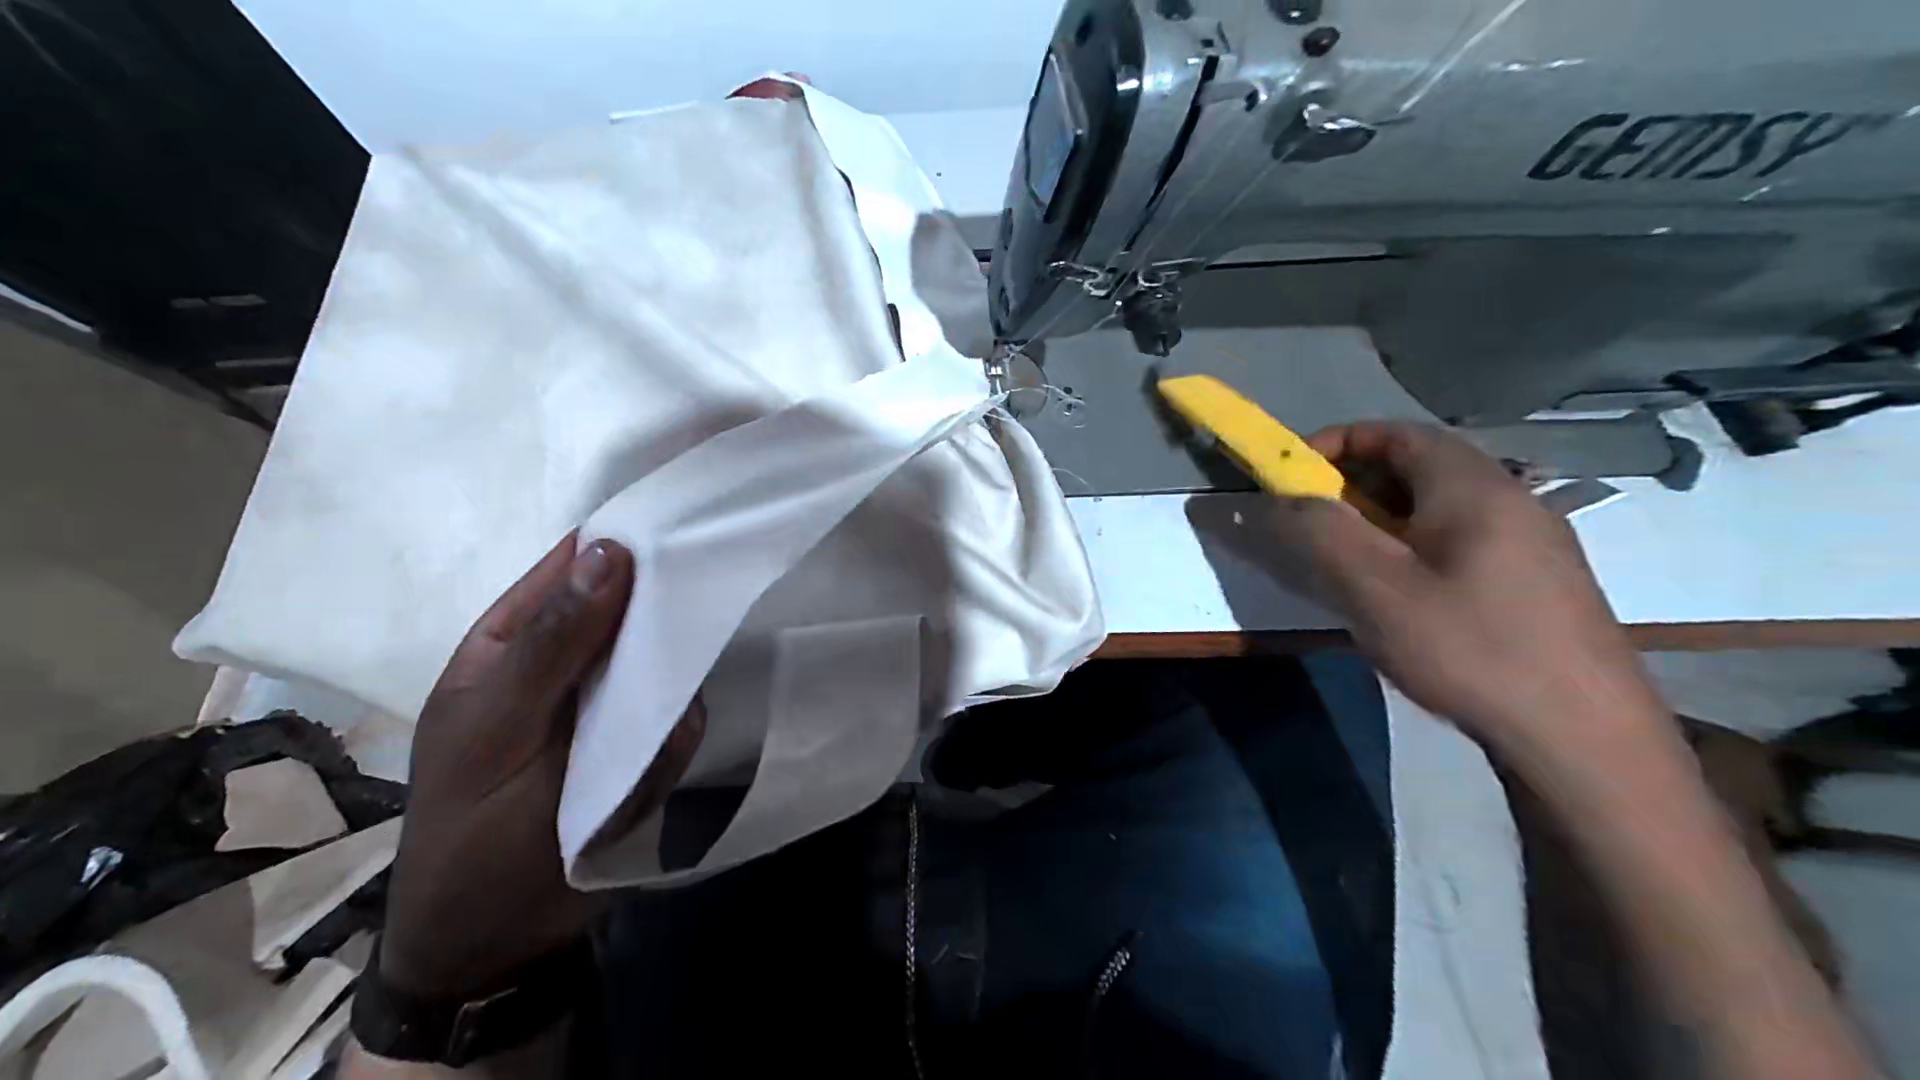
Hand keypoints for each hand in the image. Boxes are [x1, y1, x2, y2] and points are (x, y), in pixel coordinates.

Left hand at [381, 535, 703, 996]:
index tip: (692, 524)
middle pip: (631, 608)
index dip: (628, 541)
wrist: (493, 943)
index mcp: (515, 641)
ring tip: (673, 705)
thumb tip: (611, 550)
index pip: (575, 564)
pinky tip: (663, 757)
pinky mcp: (644, 743)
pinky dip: (676, 737)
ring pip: (664, 661)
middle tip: (707, 606)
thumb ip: (554, 643)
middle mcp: (569, 662)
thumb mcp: (498, 729)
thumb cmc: (470, 828)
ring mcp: (609, 705)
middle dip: (665, 612)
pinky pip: (678, 718)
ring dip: (674, 681)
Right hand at [1252, 421, 1666, 755]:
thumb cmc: (1470, 649)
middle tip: (1315, 524)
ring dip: (1383, 518)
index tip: (1294, 476)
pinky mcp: (1541, 582)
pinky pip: (1462, 540)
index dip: (1337, 442)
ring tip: (1352, 564)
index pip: (1397, 432)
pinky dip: (1416, 546)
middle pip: (1419, 466)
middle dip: (1355, 484)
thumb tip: (1277, 498)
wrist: (1584, 739)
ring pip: (1439, 506)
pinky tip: (1405, 598)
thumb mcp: (1376, 589)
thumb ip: (1320, 532)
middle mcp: (1511, 498)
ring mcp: (1534, 541)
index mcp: (1472, 487)